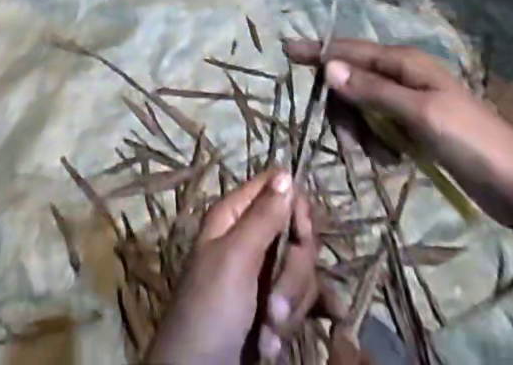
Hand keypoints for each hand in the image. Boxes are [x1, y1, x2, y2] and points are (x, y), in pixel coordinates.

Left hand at [146, 170, 320, 363]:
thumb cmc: (209, 311)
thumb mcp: (234, 260)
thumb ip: (263, 217)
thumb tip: (286, 172)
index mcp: (233, 216)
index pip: (277, 188)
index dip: (295, 209)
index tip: (300, 236)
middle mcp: (249, 239)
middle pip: (297, 234)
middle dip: (294, 275)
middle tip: (274, 306)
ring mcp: (262, 274)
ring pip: (302, 272)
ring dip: (291, 308)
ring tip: (267, 336)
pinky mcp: (273, 307)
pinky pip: (304, 300)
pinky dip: (302, 319)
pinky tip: (290, 340)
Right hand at [283, 39, 512, 229]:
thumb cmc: (472, 142)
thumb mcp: (420, 115)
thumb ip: (372, 90)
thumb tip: (328, 66)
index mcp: (405, 63)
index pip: (349, 51)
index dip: (318, 51)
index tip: (286, 51)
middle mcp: (404, 76)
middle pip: (352, 82)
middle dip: (344, 112)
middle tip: (350, 146)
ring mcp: (411, 103)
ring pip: (363, 108)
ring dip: (361, 133)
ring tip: (378, 159)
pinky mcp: (417, 128)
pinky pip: (380, 128)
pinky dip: (377, 144)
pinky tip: (392, 162)